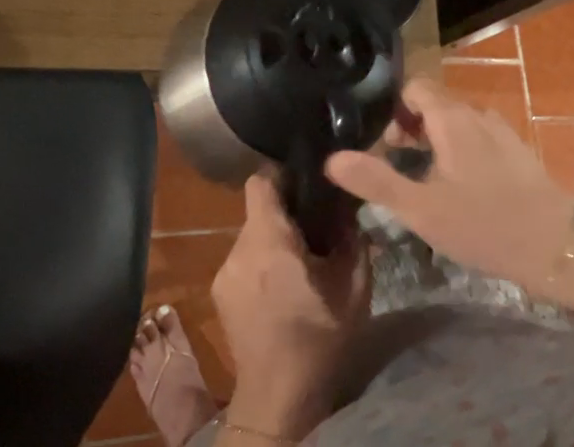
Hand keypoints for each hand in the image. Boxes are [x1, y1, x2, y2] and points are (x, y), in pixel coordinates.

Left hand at [213, 174, 369, 439]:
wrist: (279, 397)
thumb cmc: (320, 338)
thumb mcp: (354, 287)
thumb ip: (352, 239)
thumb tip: (348, 210)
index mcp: (268, 241)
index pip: (260, 182)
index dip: (284, 176)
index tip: (308, 182)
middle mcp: (238, 250)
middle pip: (258, 211)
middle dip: (286, 214)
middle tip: (317, 228)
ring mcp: (224, 273)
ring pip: (251, 236)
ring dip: (274, 240)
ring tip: (303, 261)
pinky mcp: (220, 294)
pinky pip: (243, 260)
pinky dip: (262, 262)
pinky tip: (283, 287)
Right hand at [325, 78, 573, 298]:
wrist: (554, 249)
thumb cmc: (483, 226)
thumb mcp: (421, 209)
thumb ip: (376, 181)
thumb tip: (332, 159)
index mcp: (453, 119)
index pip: (415, 88)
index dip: (393, 110)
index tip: (381, 142)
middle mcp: (478, 114)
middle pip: (435, 103)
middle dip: (410, 126)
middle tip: (395, 163)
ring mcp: (502, 132)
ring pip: (457, 122)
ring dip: (435, 140)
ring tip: (423, 178)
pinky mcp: (517, 152)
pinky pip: (478, 138)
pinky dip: (460, 150)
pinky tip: (459, 187)